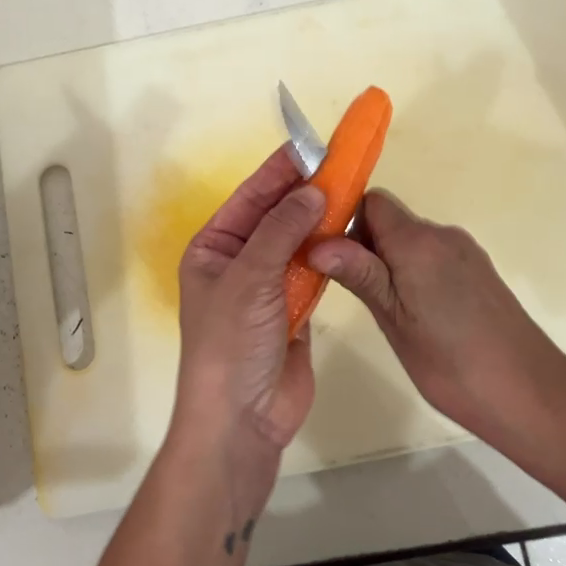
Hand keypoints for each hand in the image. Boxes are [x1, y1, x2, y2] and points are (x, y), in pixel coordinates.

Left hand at [170, 147, 324, 511]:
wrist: (242, 420)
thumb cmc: (231, 343)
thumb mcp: (249, 279)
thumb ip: (281, 231)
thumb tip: (312, 190)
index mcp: (213, 250)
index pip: (248, 199)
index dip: (278, 172)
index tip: (310, 145)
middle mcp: (238, 263)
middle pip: (275, 218)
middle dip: (303, 193)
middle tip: (341, 162)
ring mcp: (267, 288)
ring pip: (297, 243)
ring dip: (320, 221)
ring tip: (352, 189)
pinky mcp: (295, 311)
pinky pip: (314, 272)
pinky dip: (330, 253)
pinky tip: (351, 232)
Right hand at [308, 190, 565, 446]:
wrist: (533, 396)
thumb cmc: (454, 364)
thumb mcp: (395, 322)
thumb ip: (359, 275)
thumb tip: (315, 242)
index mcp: (418, 242)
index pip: (370, 202)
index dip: (345, 219)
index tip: (327, 252)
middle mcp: (442, 236)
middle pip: (390, 220)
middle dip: (363, 245)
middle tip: (348, 289)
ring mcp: (465, 253)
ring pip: (410, 241)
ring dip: (389, 262)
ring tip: (381, 308)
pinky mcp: (479, 273)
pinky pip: (432, 257)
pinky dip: (414, 273)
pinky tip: (414, 314)